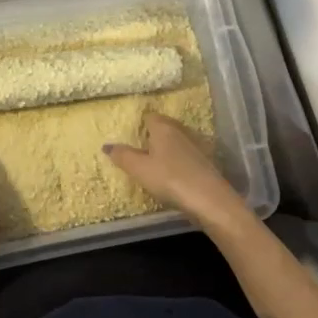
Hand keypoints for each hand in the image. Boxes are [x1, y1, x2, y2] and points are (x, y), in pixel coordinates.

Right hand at [104, 114, 247, 228]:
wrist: (211, 201)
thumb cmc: (170, 179)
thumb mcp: (139, 169)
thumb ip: (122, 156)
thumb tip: (106, 145)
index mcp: (163, 127)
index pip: (149, 116)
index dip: (138, 124)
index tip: (129, 135)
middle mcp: (181, 131)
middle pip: (163, 127)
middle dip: (151, 136)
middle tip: (137, 149)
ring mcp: (196, 146)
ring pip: (176, 142)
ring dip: (165, 150)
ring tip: (152, 163)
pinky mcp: (205, 163)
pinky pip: (185, 156)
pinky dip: (177, 162)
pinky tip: (171, 175)